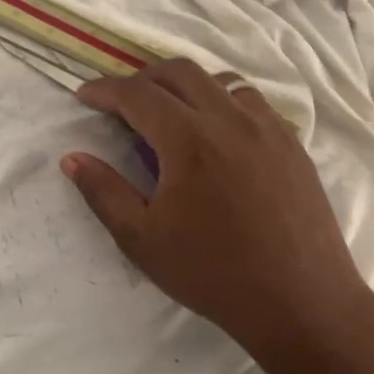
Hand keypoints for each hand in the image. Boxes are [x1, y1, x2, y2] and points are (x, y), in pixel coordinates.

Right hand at [60, 59, 369, 340]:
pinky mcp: (293, 146)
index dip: (104, 90)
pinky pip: (252, 103)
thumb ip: (104, 193)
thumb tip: (72, 159)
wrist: (300, 301)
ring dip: (185, 86)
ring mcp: (269, 130)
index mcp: (190, 141)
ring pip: (221, 81)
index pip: (138, 94)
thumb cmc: (212, 273)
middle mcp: (231, 121)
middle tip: (120, 101)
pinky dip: (222, 102)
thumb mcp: (141, 240)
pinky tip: (215, 135)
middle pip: (181, 72)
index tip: (83, 96)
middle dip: (142, 78)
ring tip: (168, 114)